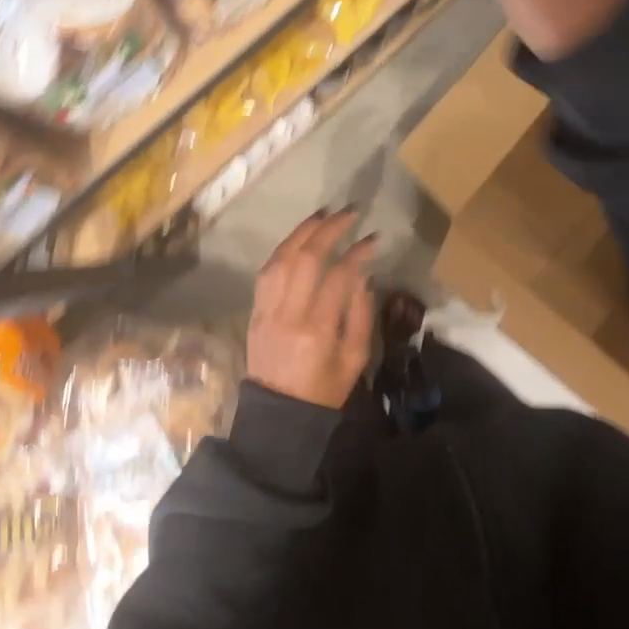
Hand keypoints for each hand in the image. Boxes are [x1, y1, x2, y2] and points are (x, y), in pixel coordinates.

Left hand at [248, 210, 376, 408]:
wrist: (279, 414)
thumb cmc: (324, 390)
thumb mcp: (355, 359)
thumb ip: (361, 315)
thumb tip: (364, 276)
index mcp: (319, 329)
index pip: (339, 277)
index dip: (357, 253)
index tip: (373, 239)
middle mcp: (289, 314)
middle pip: (305, 259)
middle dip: (328, 230)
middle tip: (348, 213)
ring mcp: (267, 311)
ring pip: (281, 259)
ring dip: (302, 232)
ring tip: (323, 215)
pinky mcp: (255, 312)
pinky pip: (266, 272)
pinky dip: (283, 250)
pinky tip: (298, 239)